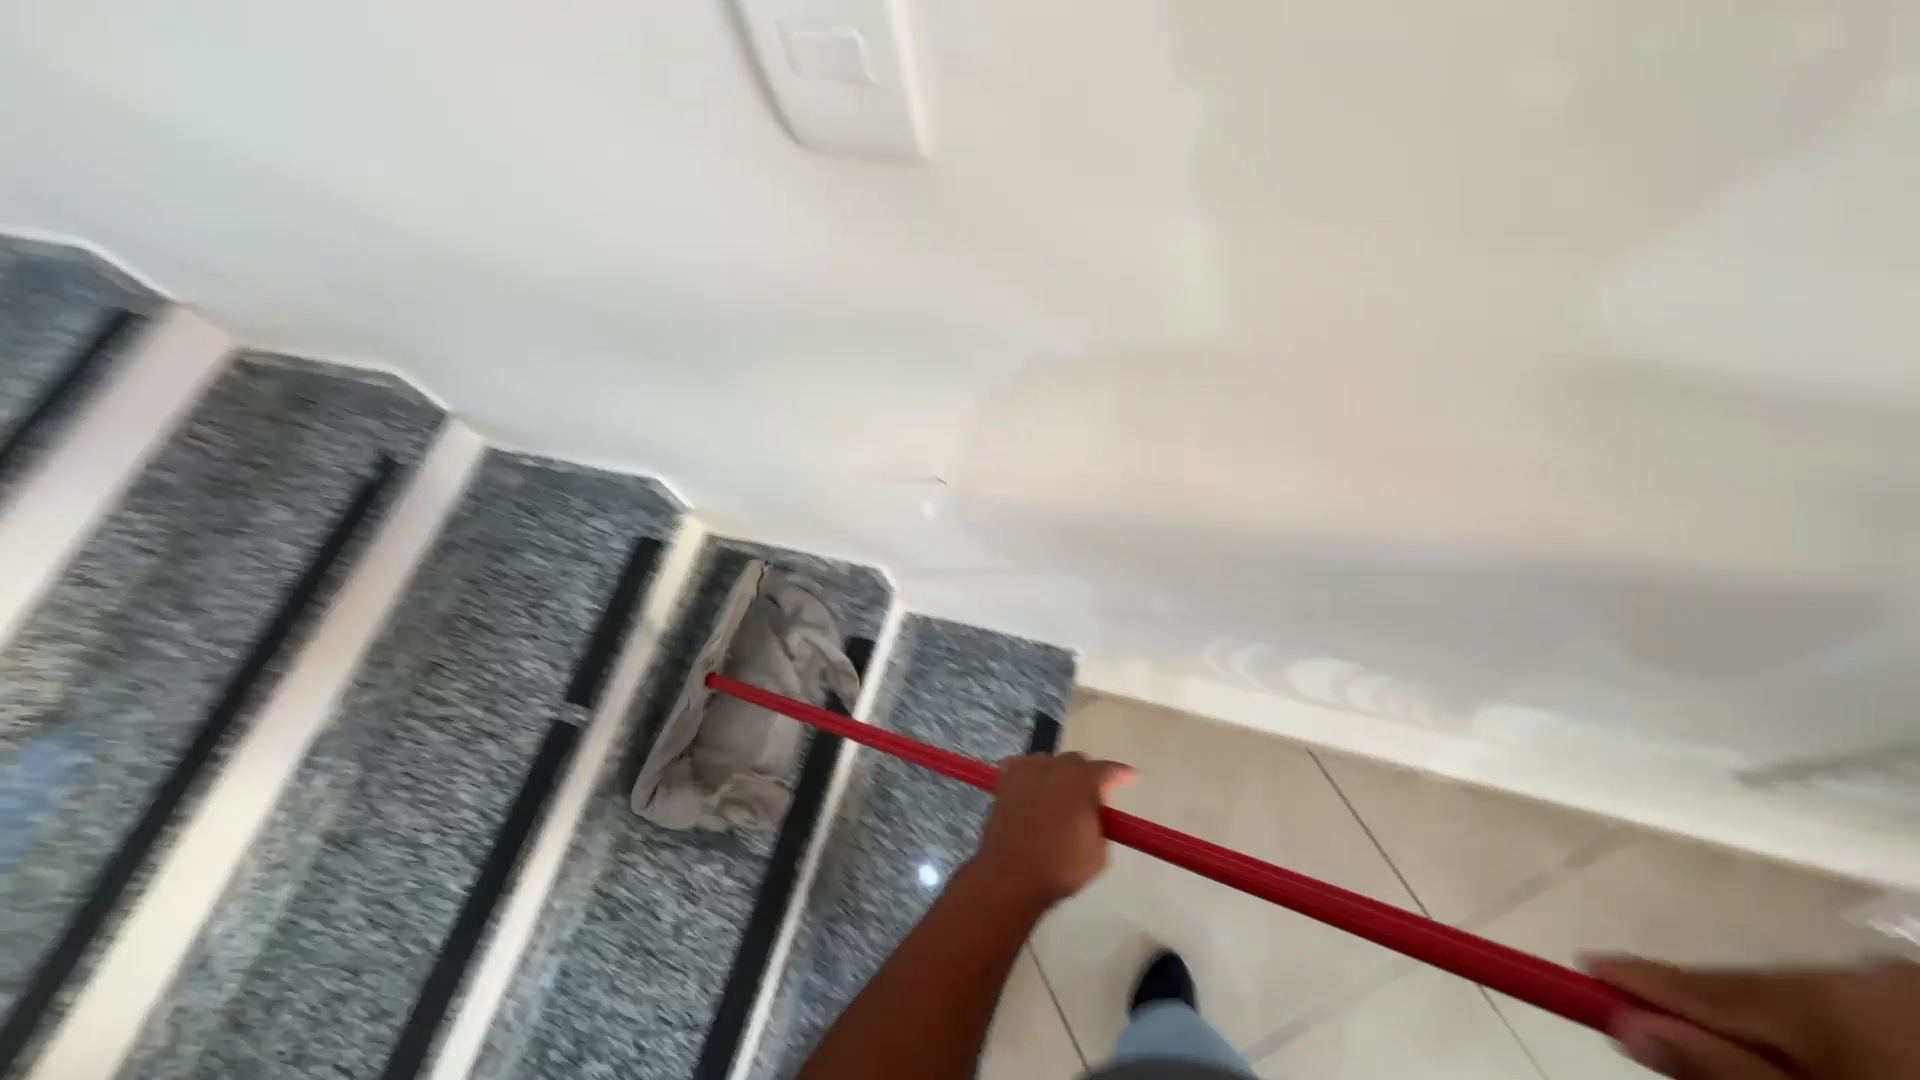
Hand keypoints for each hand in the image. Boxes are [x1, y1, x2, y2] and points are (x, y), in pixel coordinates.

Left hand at [968, 752, 1133, 910]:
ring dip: (1058, 773)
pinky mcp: (1004, 783)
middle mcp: (1054, 768)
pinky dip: (1029, 773)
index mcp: (1081, 781)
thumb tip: (1092, 813)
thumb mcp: (1098, 849)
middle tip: (1089, 797)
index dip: (1120, 774)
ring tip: (1059, 794)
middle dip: (1086, 775)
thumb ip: (1099, 822)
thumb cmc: (1061, 866)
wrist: (1012, 875)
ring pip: (1047, 761)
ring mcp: (1026, 772)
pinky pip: (1020, 767)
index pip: (1107, 769)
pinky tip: (1031, 786)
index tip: (1129, 777)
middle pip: (1075, 761)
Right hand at [1586, 955, 1919, 1079]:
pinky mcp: (1918, 998)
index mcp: (1822, 998)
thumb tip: (1627, 1024)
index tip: (1583, 962)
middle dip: (1708, 1010)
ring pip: (1799, 996)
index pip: (1699, 985)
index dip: (1637, 979)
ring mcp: (1903, 985)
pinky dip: (1816, 1026)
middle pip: (1751, 989)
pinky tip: (1811, 1055)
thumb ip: (1718, 1068)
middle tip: (1658, 1028)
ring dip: (1762, 1021)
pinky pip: (1846, 1003)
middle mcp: (1858, 974)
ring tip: (1747, 1058)